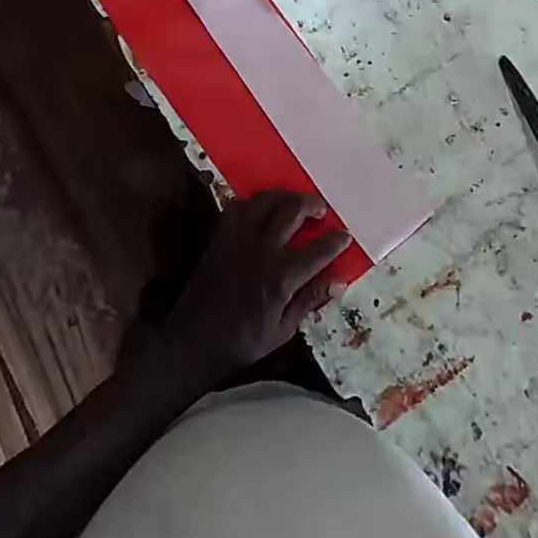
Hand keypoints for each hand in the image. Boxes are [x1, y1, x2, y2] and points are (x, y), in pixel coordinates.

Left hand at [156, 191, 351, 387]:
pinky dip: (252, 202)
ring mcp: (237, 238)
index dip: (335, 241)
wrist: (193, 339)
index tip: (344, 236)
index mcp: (281, 276)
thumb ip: (309, 299)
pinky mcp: (219, 237)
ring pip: (264, 200)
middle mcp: (261, 249)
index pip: (318, 250)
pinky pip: (237, 207)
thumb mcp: (282, 330)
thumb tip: (338, 280)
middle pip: (291, 211)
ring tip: (293, 201)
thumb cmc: (241, 342)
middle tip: (320, 209)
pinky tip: (259, 209)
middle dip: (311, 205)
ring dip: (283, 196)